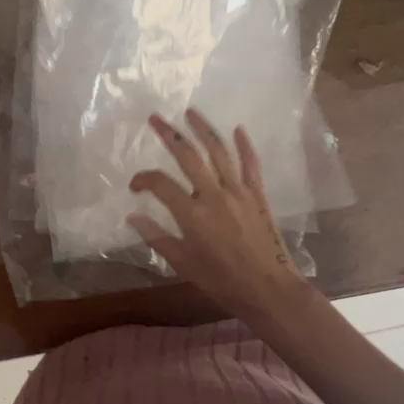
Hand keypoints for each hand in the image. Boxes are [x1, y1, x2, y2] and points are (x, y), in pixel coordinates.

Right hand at [128, 109, 308, 319]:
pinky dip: (244, 145)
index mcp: (192, 214)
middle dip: (169, 134)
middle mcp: (213, 195)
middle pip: (188, 155)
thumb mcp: (184, 264)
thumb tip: (132, 216)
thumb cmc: (223, 282)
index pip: (160, 184)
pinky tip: (238, 129)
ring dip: (203, 129)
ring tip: (190, 113)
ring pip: (219, 151)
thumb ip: (157, 237)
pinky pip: (251, 164)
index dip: (143, 180)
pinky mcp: (257, 195)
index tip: (135, 186)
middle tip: (155, 118)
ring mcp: (238, 192)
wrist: (270, 291)